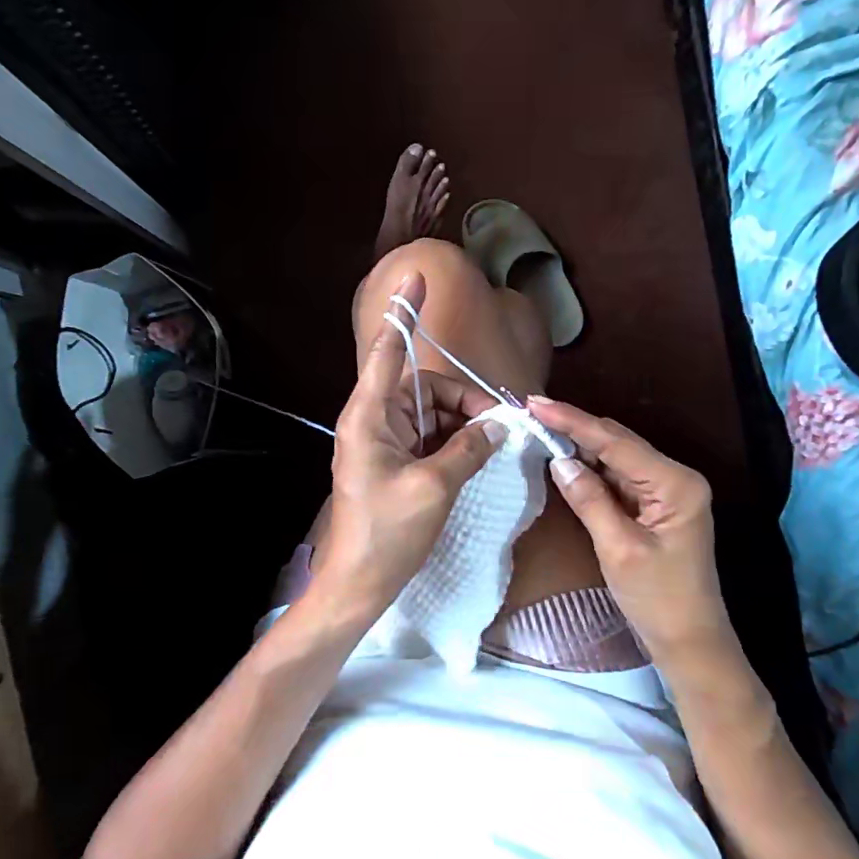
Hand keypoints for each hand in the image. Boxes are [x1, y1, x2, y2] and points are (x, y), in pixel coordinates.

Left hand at [314, 274, 504, 618]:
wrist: (358, 583)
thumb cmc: (387, 534)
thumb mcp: (434, 488)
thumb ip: (468, 450)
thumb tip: (497, 426)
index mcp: (369, 416)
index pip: (388, 351)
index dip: (404, 313)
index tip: (414, 275)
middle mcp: (373, 420)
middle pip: (423, 386)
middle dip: (462, 400)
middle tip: (501, 424)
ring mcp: (382, 441)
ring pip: (429, 413)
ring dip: (461, 423)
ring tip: (492, 445)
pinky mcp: (392, 461)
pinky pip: (426, 436)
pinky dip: (451, 441)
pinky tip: (474, 456)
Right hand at [527, 396, 731, 658]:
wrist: (689, 640)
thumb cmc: (658, 597)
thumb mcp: (618, 548)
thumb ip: (589, 500)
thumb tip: (559, 462)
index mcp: (675, 483)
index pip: (615, 442)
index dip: (572, 420)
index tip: (536, 403)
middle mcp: (674, 478)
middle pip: (617, 442)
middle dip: (574, 426)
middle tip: (531, 412)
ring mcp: (665, 491)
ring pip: (614, 456)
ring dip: (579, 445)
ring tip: (540, 428)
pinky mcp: (653, 505)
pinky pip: (616, 476)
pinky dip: (589, 467)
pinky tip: (564, 458)